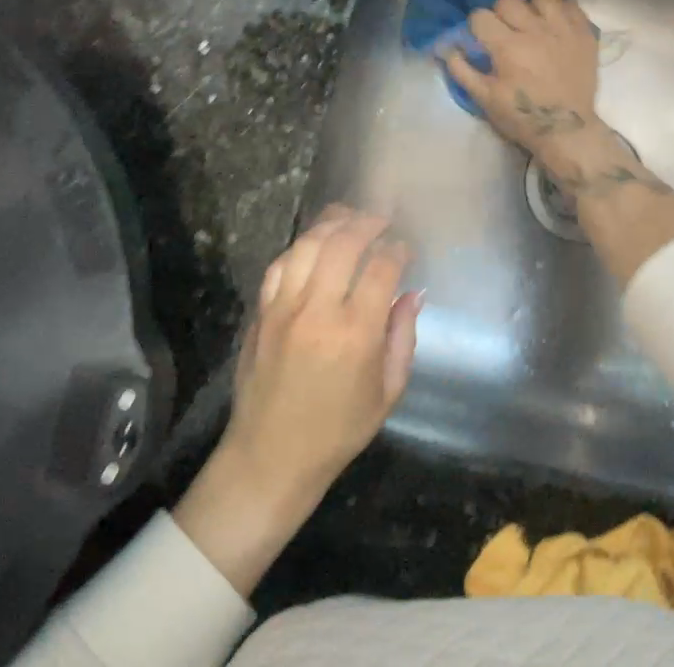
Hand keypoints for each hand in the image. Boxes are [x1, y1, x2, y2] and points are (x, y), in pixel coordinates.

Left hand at [175, 207, 421, 594]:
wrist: (271, 456)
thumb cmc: (338, 430)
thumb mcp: (388, 391)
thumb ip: (403, 338)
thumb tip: (413, 294)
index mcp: (357, 334)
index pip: (381, 269)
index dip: (397, 250)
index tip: (405, 247)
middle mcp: (318, 312)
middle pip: (342, 245)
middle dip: (366, 223)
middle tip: (381, 218)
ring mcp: (283, 310)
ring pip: (307, 246)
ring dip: (331, 225)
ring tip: (349, 218)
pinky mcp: (260, 314)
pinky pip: (279, 266)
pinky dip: (299, 248)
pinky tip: (313, 245)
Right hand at [441, 0, 601, 165]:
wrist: (567, 129)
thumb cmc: (521, 117)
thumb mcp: (485, 98)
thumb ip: (462, 70)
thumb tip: (445, 47)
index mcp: (507, 47)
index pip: (480, 16)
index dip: (476, 26)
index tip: (480, 38)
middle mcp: (535, 31)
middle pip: (508, 0)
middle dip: (500, 12)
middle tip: (505, 29)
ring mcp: (562, 29)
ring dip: (531, 4)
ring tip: (531, 19)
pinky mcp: (583, 33)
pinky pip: (570, 3)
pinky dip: (559, 6)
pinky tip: (553, 19)